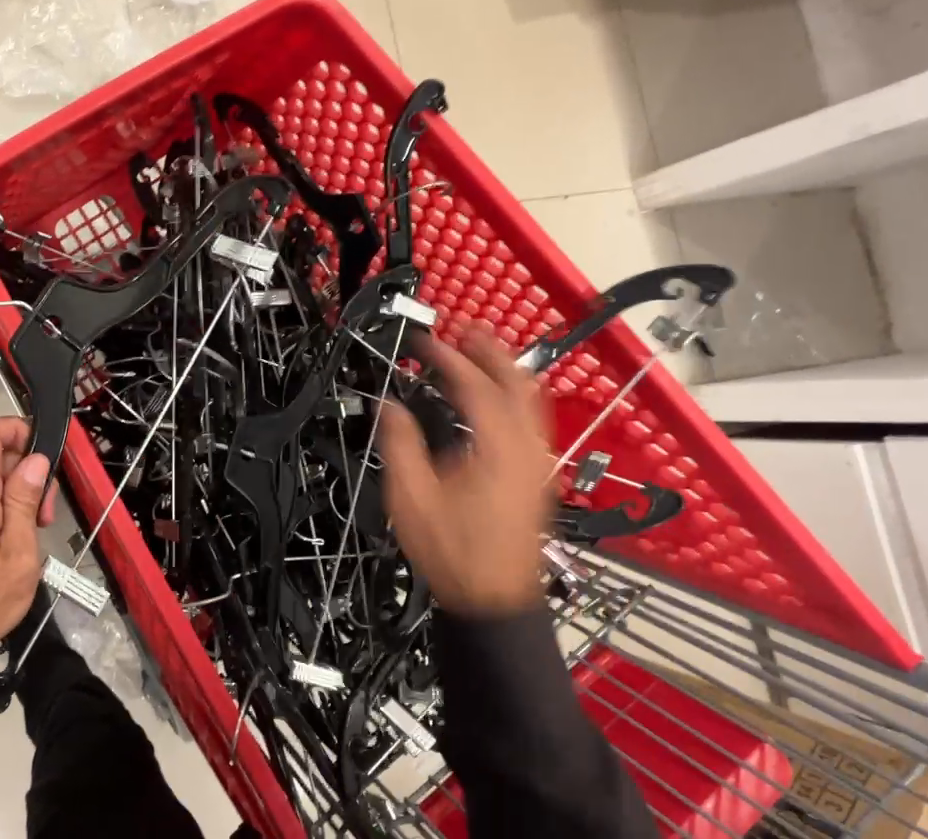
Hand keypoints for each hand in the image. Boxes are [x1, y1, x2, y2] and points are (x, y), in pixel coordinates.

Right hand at [378, 325, 552, 615]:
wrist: (494, 598)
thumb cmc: (453, 551)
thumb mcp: (410, 496)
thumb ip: (399, 442)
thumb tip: (389, 407)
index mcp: (495, 447)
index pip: (474, 386)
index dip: (448, 358)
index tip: (425, 343)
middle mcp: (526, 449)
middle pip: (517, 383)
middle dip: (490, 351)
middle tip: (464, 329)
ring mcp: (538, 463)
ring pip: (531, 400)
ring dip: (506, 371)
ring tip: (481, 353)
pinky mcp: (538, 477)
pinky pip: (532, 421)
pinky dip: (515, 397)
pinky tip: (496, 400)